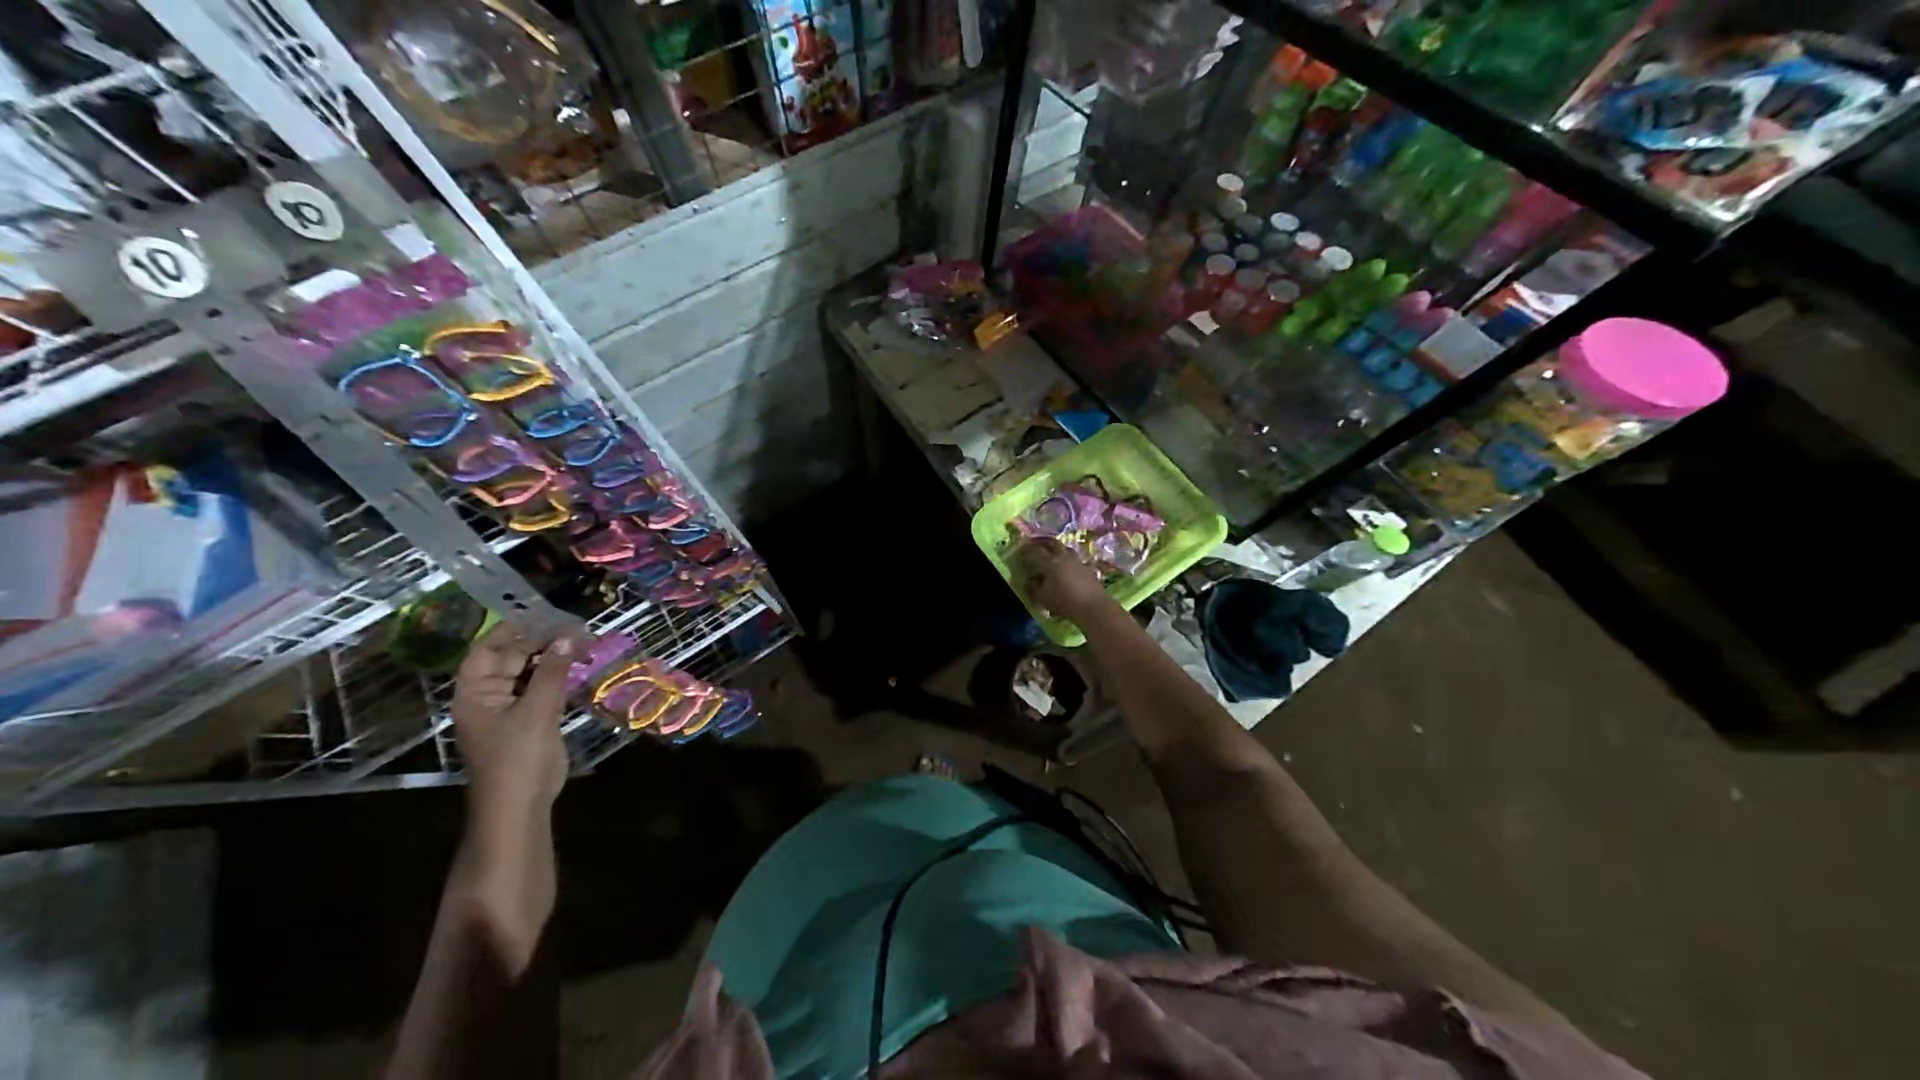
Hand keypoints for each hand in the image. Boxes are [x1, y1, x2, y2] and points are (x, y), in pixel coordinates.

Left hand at [451, 624, 580, 830]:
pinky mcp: (531, 721)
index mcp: (475, 693)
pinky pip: (543, 689)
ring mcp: (511, 709)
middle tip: (575, 626)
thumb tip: (568, 637)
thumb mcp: (536, 711)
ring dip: (554, 658)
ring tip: (583, 641)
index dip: (511, 628)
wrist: (519, 806)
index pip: (488, 649)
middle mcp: (490, 696)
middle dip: (541, 641)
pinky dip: (560, 676)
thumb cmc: (517, 758)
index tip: (541, 611)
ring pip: (531, 673)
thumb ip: (553, 672)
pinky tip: (581, 665)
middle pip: (512, 658)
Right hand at [1012, 539, 1113, 621]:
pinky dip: (1065, 558)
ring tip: (1049, 553)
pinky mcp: (1086, 567)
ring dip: (1055, 548)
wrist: (1094, 606)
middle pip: (1051, 543)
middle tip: (1033, 545)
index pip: (1034, 551)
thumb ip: (1033, 587)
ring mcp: (1076, 560)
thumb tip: (1029, 580)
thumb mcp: (1042, 598)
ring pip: (1063, 548)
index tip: (1019, 551)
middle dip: (1041, 542)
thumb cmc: (1064, 602)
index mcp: (1049, 562)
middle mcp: (1063, 556)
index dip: (1025, 550)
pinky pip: (1072, 558)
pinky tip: (1064, 565)